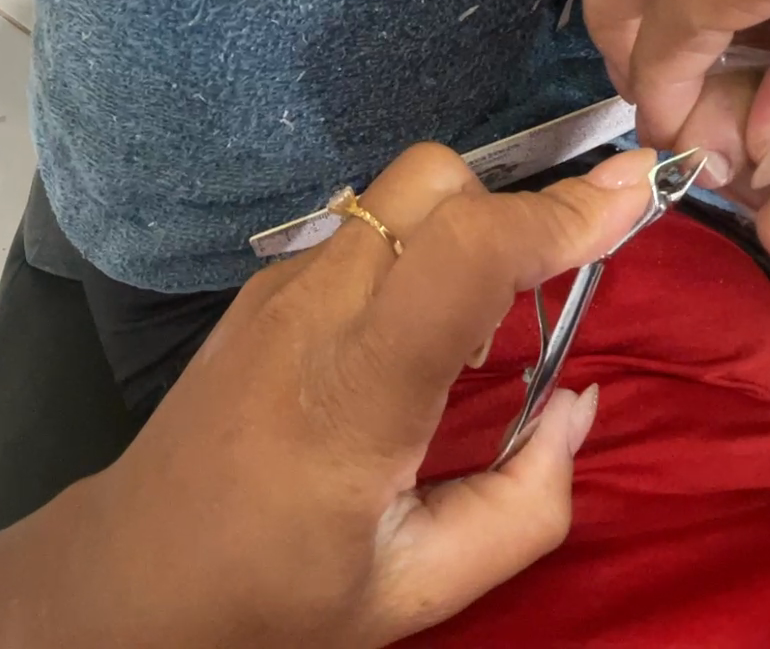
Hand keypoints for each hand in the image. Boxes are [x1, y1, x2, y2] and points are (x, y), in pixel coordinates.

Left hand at [0, 146, 655, 648]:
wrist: (136, 564)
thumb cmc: (276, 589)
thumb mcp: (419, 583)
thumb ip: (527, 500)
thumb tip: (578, 400)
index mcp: (360, 386)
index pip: (465, 255)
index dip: (557, 212)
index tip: (632, 190)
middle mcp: (317, 305)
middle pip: (430, 181)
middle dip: (511, 201)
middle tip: (546, 273)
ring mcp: (282, 281)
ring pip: (396, 190)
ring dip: (464, 219)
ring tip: (472, 315)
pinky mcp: (267, 280)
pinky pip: (365, 223)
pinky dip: (417, 240)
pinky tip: (410, 321)